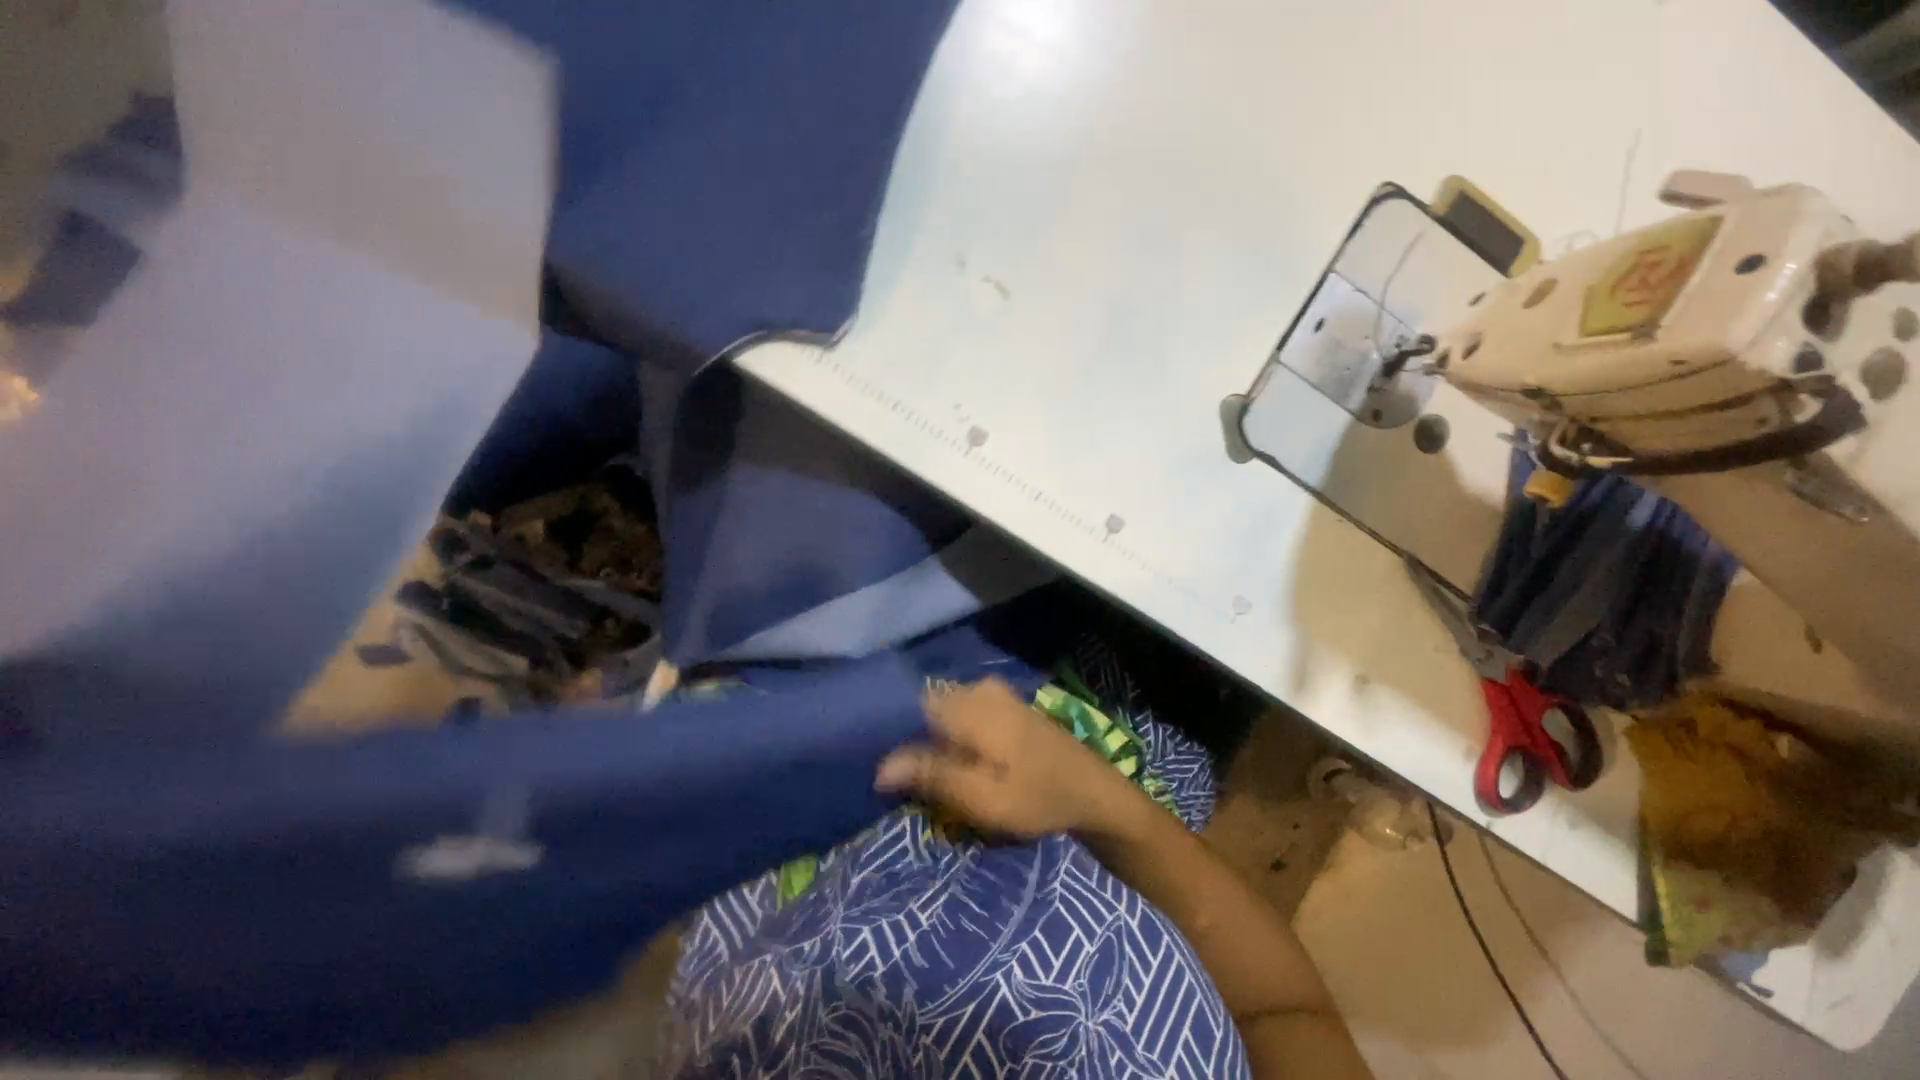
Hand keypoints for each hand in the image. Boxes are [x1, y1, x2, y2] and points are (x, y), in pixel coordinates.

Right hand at [874, 677, 1141, 839]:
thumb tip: (879, 767)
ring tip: (914, 776)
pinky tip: (946, 765)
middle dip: (904, 737)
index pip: (907, 703)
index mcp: (969, 706)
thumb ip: (934, 776)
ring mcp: (993, 695)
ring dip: (926, 740)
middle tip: (890, 777)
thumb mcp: (984, 798)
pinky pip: (960, 714)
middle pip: (923, 707)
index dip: (883, 729)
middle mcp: (977, 689)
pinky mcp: (1004, 706)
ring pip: (941, 712)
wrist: (1096, 794)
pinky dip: (947, 737)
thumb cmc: (1040, 798)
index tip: (865, 756)